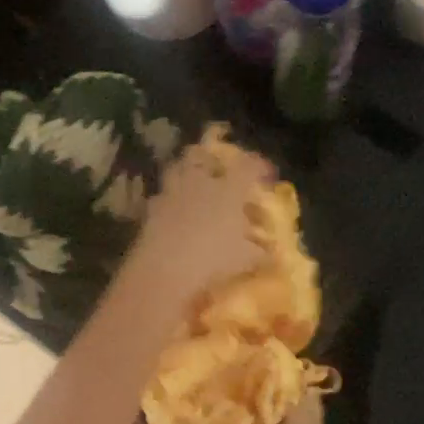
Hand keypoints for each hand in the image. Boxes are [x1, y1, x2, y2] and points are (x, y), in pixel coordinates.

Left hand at [134, 141, 274, 298]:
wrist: (165, 268)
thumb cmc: (214, 259)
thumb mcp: (246, 259)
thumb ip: (260, 253)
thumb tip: (271, 254)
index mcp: (230, 189)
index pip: (250, 166)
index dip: (260, 167)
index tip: (267, 174)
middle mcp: (201, 182)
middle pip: (205, 156)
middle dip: (213, 159)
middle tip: (221, 171)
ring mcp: (173, 192)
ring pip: (178, 169)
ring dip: (186, 173)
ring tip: (194, 185)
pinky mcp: (152, 208)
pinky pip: (162, 196)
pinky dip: (169, 200)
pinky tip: (173, 212)